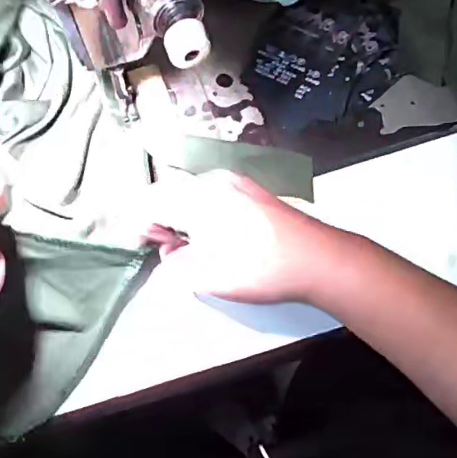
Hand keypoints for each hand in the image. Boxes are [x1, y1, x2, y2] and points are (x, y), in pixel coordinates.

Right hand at [139, 171, 360, 305]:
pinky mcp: (251, 191)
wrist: (319, 259)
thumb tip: (169, 252)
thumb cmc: (261, 269)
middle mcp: (212, 181)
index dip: (137, 228)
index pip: (147, 204)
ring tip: (192, 249)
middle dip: (160, 222)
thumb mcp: (207, 276)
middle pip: (168, 195)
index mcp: (196, 197)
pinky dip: (202, 215)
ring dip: (182, 219)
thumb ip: (174, 263)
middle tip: (168, 252)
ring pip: (190, 195)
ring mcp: (235, 183)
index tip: (139, 248)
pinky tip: (215, 239)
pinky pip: (212, 197)